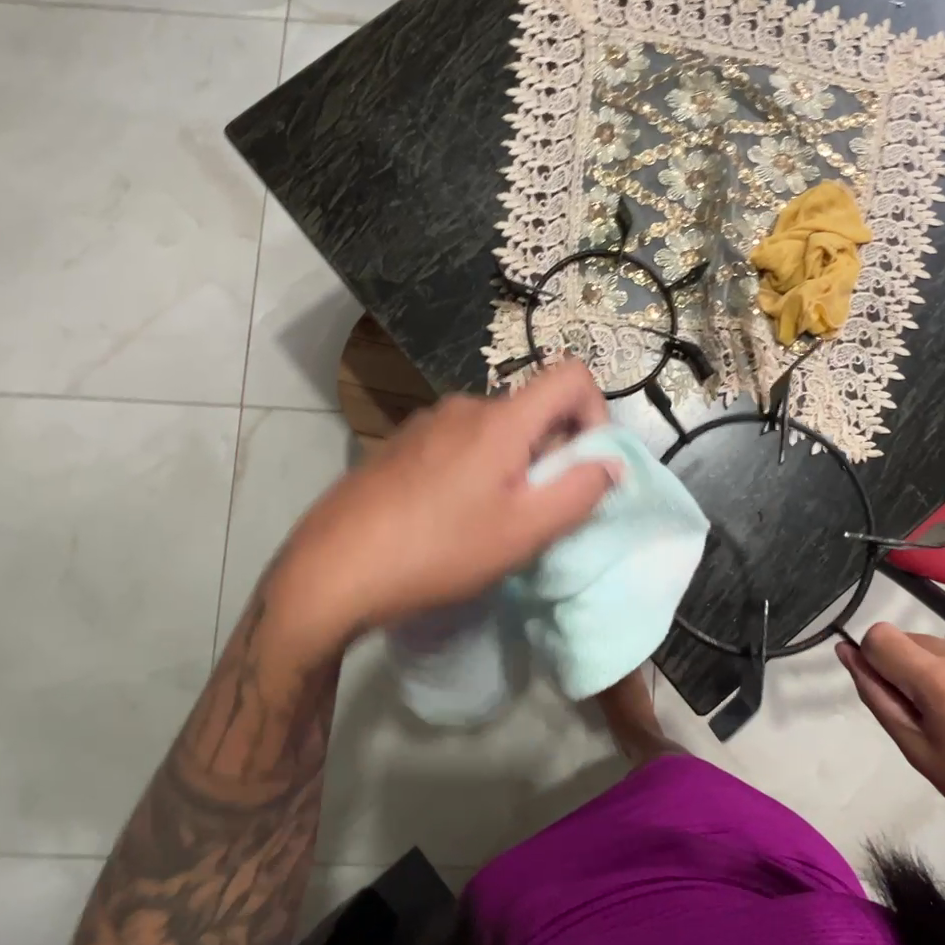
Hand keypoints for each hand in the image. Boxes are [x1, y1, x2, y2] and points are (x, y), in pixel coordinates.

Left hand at [266, 361, 616, 640]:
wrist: (332, 569)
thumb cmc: (438, 551)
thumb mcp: (524, 532)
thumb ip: (580, 492)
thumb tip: (611, 463)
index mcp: (501, 419)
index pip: (571, 375)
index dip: (596, 413)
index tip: (583, 466)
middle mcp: (465, 406)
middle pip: (532, 411)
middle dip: (550, 455)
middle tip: (533, 514)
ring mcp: (426, 423)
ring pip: (495, 432)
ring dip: (510, 467)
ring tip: (486, 524)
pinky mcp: (400, 445)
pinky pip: (458, 445)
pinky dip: (473, 472)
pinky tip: (445, 520)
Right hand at [837, 623, 944, 860]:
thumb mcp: (920, 752)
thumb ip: (878, 697)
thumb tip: (847, 652)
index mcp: (944, 683)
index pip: (881, 636)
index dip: (873, 661)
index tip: (892, 696)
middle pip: (909, 639)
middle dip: (905, 669)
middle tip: (930, 719)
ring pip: (937, 645)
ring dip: (934, 670)